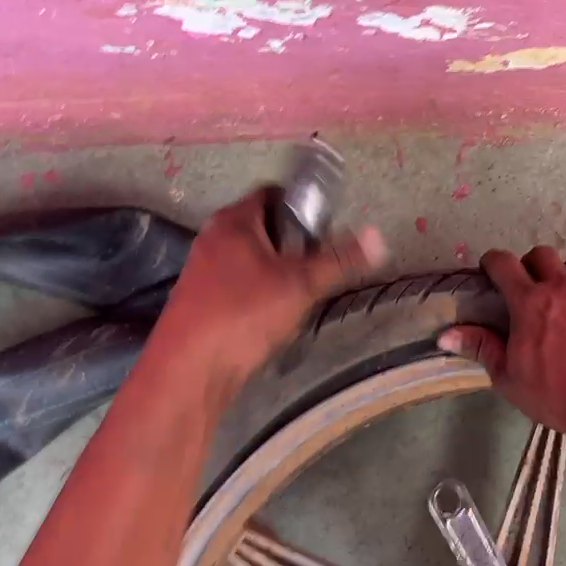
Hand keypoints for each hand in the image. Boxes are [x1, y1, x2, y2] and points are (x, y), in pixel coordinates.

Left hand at [152, 188, 385, 377]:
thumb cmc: (244, 314)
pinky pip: (238, 284)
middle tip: (318, 265)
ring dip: (278, 271)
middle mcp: (213, 238)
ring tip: (300, 294)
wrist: (188, 372)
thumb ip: (340, 259)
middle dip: (294, 243)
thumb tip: (378, 237)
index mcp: (233, 222)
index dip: (303, 206)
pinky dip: (259, 293)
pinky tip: (273, 317)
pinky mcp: (199, 302)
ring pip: (252, 258)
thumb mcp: (302, 284)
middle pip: (264, 227)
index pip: (273, 193)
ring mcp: (202, 271)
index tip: (326, 229)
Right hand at [438, 246, 565, 442]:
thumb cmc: (554, 395)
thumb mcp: (508, 377)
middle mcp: (562, 288)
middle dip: (532, 264)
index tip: (490, 271)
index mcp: (530, 302)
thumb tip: (446, 334)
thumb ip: (481, 348)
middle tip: (530, 287)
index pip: (504, 263)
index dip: (493, 262)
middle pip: (544, 254)